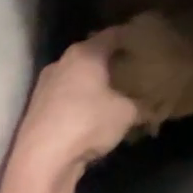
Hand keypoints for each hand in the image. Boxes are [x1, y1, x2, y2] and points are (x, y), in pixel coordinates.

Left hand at [11, 28, 139, 180]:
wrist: (42, 157)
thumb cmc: (88, 122)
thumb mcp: (127, 114)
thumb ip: (142, 106)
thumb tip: (152, 107)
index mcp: (85, 54)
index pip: (112, 35)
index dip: (130, 36)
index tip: (144, 41)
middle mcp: (63, 62)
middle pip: (92, 53)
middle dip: (112, 60)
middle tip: (134, 67)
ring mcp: (47, 84)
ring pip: (78, 75)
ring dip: (96, 81)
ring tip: (116, 91)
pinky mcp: (40, 106)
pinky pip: (68, 94)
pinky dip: (83, 98)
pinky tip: (95, 112)